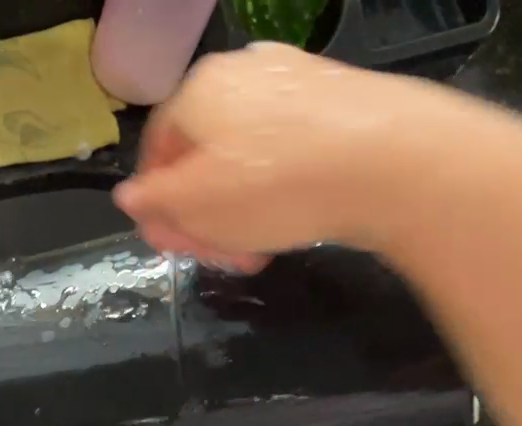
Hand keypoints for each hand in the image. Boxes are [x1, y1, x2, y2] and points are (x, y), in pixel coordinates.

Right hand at [112, 43, 521, 266]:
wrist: (390, 161)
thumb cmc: (272, 186)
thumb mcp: (193, 207)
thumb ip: (153, 203)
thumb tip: (131, 196)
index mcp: (198, 90)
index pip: (156, 149)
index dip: (156, 202)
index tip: (169, 242)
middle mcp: (244, 73)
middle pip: (203, 156)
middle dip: (202, 216)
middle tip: (214, 257)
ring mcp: (295, 82)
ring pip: (246, 160)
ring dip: (239, 214)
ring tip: (254, 253)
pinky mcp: (338, 102)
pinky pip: (288, 153)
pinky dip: (278, 192)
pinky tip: (290, 226)